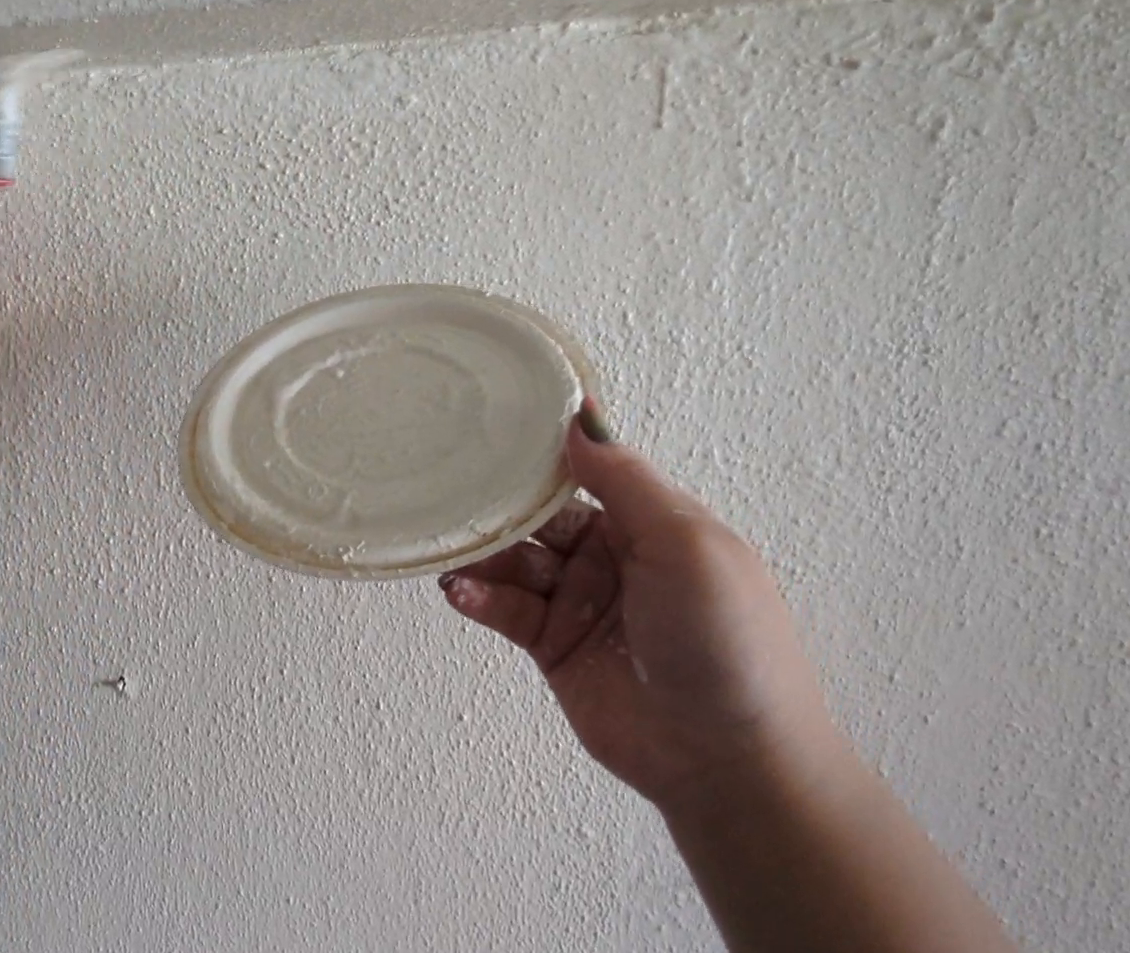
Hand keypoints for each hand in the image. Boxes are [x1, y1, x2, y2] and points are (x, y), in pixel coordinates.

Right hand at [439, 404, 843, 810]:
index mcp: (649, 523)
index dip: (542, 453)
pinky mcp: (551, 644)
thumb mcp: (685, 544)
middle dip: (498, 507)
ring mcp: (578, 601)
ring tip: (449, 553)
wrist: (727, 760)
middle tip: (450, 494)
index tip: (490, 427)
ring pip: (514, 562)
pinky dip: (479, 596)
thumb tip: (579, 415)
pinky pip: (505, 608)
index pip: (585, 472)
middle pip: (538, 517)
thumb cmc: (724, 640)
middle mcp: (610, 556)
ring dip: (481, 555)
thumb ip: (625, 480)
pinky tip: (460, 591)